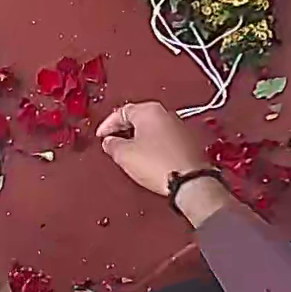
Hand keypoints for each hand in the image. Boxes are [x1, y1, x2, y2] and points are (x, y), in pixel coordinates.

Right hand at [97, 102, 211, 194]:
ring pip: (151, 128)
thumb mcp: (125, 155)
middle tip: (112, 143)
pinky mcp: (186, 142)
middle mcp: (165, 114)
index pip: (122, 112)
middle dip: (123, 131)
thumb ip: (112, 144)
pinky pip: (163, 139)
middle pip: (138, 118)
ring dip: (138, 138)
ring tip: (128, 153)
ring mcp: (178, 127)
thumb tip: (109, 142)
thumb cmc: (159, 164)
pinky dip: (152, 146)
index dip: (108, 125)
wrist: (189, 181)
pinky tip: (147, 159)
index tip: (102, 136)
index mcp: (149, 110)